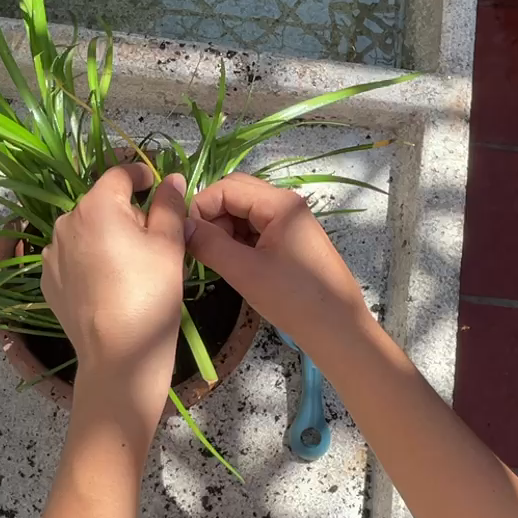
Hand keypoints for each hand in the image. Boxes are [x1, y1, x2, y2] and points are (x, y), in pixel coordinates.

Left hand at [41, 164, 187, 430]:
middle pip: (102, 204)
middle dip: (127, 212)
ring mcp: (52, 253)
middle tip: (155, 238)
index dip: (142, 174)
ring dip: (108, 237)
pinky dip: (92, 261)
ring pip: (87, 231)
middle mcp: (66, 222)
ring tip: (132, 266)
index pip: (120, 173)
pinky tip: (111, 284)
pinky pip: (74, 258)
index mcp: (97, 206)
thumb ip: (170, 204)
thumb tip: (172, 178)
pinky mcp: (48, 281)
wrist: (119, 355)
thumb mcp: (170, 244)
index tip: (157, 184)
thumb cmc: (150, 294)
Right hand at [185, 174, 370, 355]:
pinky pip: (255, 228)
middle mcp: (285, 204)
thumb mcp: (245, 271)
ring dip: (223, 229)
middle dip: (211, 216)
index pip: (226, 188)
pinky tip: (232, 262)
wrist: (337, 329)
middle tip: (199, 247)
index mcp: (279, 204)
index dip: (200, 207)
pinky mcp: (290, 239)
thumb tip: (180, 226)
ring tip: (215, 258)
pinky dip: (238, 239)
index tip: (184, 236)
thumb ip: (209, 244)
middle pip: (235, 194)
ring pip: (243, 211)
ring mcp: (289, 221)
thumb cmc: (294, 299)